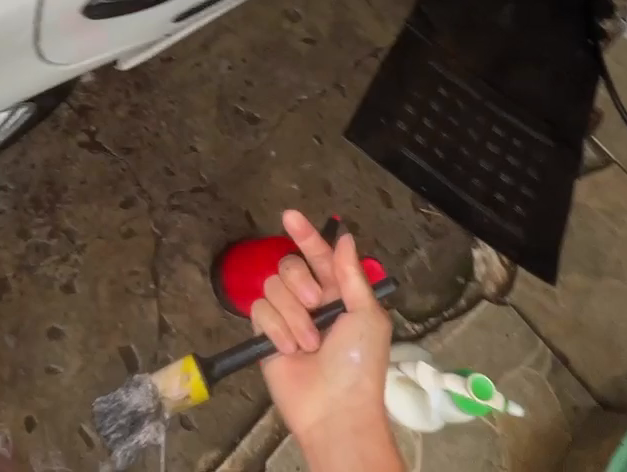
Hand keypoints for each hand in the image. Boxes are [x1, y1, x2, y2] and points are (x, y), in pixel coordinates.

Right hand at [250, 212, 400, 471]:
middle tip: (316, 305)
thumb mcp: (366, 316)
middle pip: (288, 264)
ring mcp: (286, 316)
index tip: (289, 216)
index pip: (318, 254)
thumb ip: (351, 275)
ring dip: (292, 315)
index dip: (305, 235)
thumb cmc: (359, 364)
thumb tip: (345, 237)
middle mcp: (310, 300)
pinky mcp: (265, 333)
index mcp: (337, 293)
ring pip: (272, 286)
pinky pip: (259, 310)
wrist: (334, 410)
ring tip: (308, 344)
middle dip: (300, 282)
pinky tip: (289, 350)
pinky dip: (275, 329)